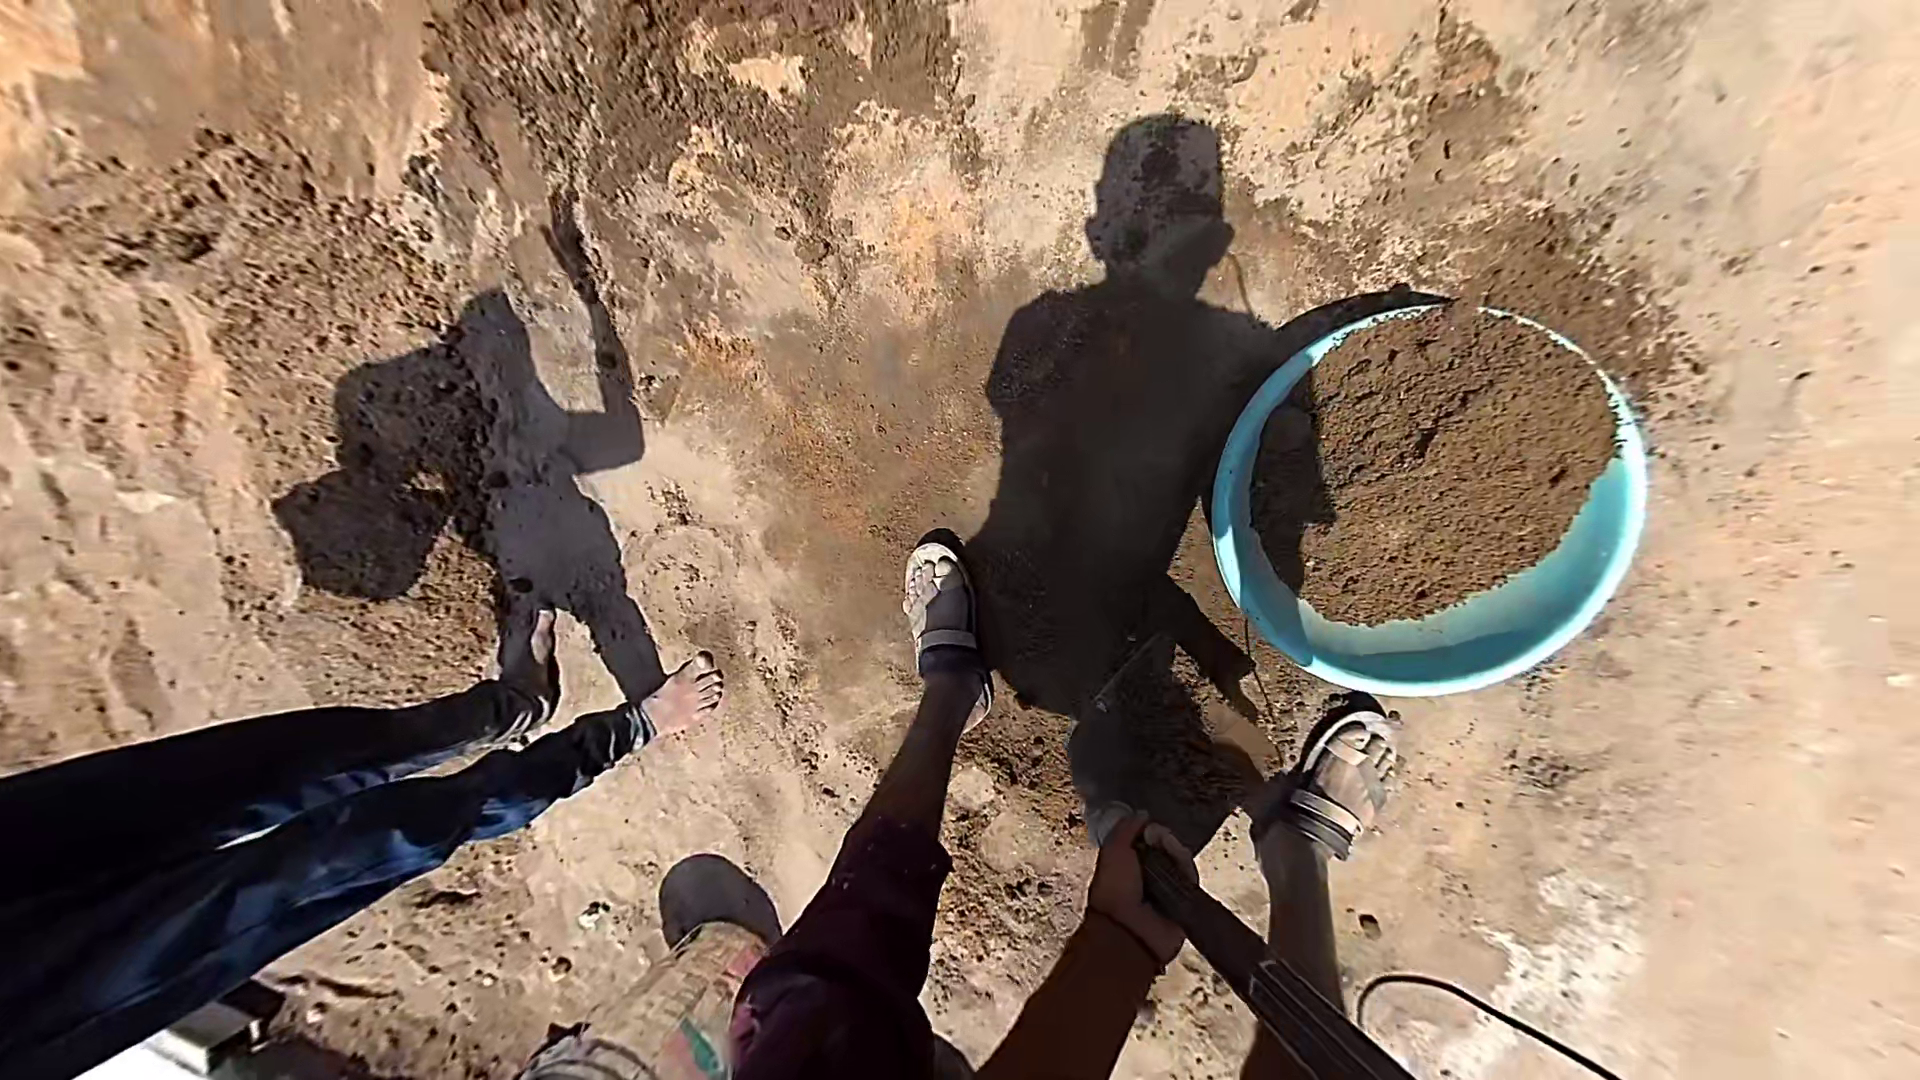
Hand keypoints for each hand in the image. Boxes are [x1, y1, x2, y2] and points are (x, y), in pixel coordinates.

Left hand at [1086, 811, 1193, 965]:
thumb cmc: (1113, 887)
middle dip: (1166, 839)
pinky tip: (1181, 863)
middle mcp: (1149, 874)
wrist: (1127, 928)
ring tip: (1169, 850)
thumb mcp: (1113, 849)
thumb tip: (1144, 814)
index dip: (1152, 830)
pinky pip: (1191, 878)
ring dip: (1176, 851)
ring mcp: (1167, 888)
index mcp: (1130, 862)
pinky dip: (1187, 867)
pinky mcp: (1184, 902)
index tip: (1150, 828)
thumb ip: (1127, 828)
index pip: (1148, 840)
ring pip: (1180, 860)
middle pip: (1167, 848)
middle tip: (1161, 839)